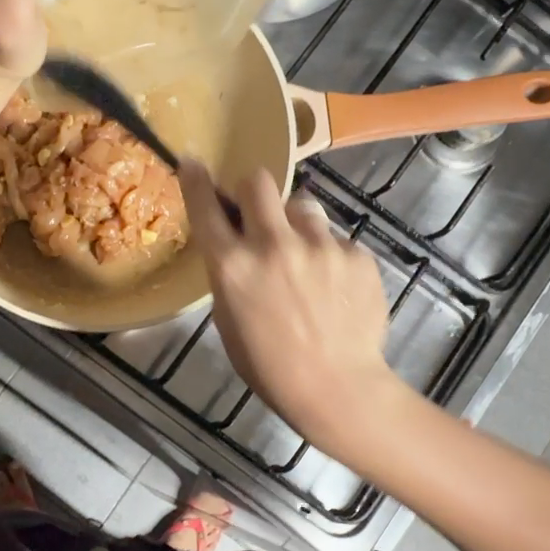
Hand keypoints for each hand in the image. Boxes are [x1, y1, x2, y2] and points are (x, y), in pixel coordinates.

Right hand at [180, 163, 403, 448]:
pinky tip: (333, 288)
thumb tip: (237, 246)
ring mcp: (320, 247)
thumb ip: (231, 275)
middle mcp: (274, 245)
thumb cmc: (269, 366)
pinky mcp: (357, 254)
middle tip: (258, 212)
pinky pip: (336, 239)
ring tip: (304, 260)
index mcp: (233, 267)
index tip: (192, 163)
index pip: (206, 207)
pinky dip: (329, 256)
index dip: (195, 180)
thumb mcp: (228, 321)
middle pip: (259, 181)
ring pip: (303, 207)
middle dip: (254, 191)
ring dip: (296, 225)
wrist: (337, 387)